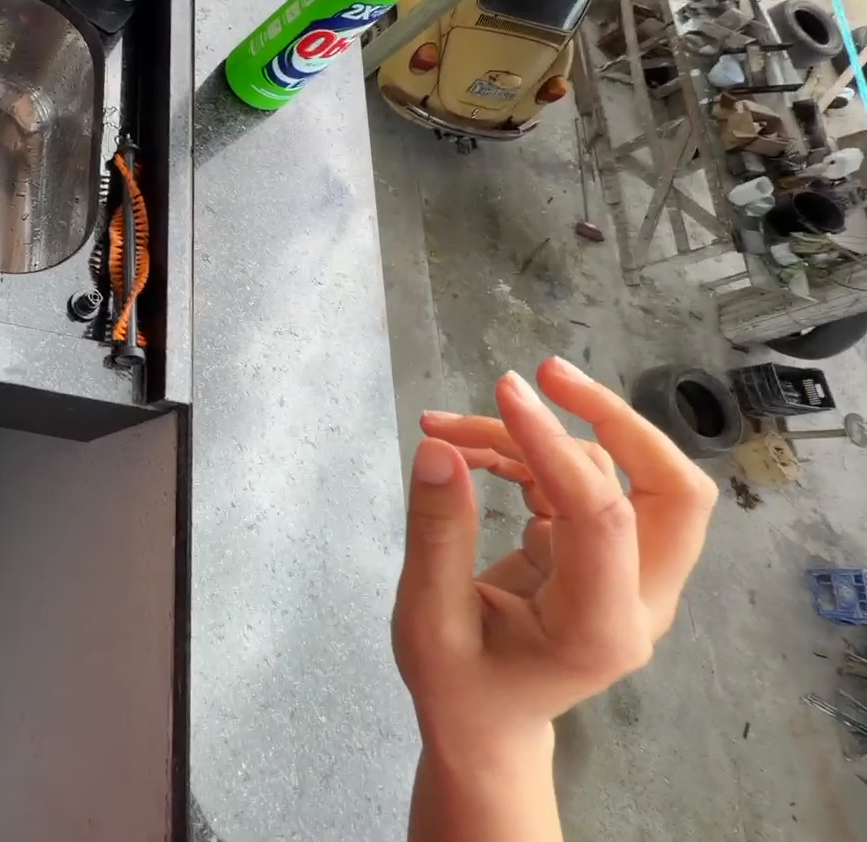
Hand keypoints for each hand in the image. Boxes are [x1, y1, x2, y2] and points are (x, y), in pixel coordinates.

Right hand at [394, 357, 717, 839]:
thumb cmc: (455, 682)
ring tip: (449, 423)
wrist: (485, 725)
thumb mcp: (426, 613)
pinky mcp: (604, 561)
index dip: (551, 446)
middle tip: (543, 375)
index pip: (603, 517)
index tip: (500, 393)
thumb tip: (437, 447)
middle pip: (673, 493)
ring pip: (617, 480)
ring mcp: (629, 580)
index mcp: (600, 627)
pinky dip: (529, 457)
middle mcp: (639, 601)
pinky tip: (470, 451)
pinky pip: (583, 489)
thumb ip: (435, 532)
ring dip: (539, 438)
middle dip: (614, 421)